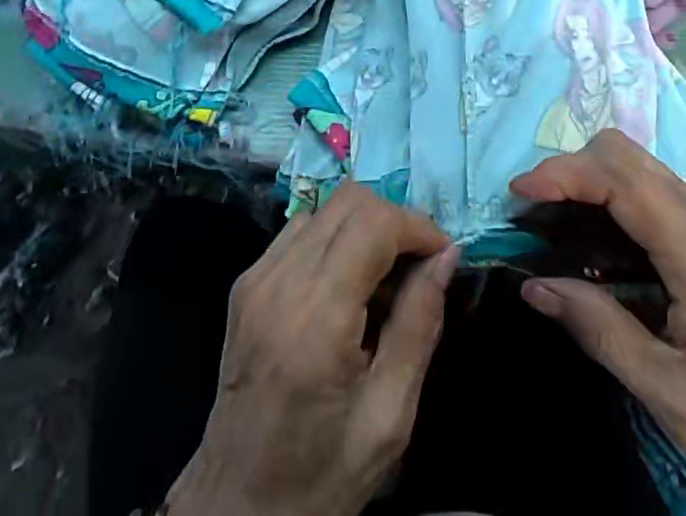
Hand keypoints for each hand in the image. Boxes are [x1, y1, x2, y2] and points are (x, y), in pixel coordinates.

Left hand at [167, 183, 459, 515]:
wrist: (238, 502)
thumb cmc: (323, 471)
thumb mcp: (390, 412)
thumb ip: (419, 323)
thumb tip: (447, 257)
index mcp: (316, 316)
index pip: (372, 222)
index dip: (417, 226)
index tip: (444, 256)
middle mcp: (278, 281)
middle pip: (346, 200)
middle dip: (394, 221)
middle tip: (419, 267)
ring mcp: (255, 278)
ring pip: (322, 210)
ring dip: (363, 229)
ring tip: (383, 284)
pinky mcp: (245, 284)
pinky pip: (298, 234)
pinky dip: (333, 241)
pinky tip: (346, 287)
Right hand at [511, 132, 685, 515]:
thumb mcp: (674, 395)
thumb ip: (600, 331)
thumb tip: (534, 285)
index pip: (620, 179)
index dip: (561, 173)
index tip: (517, 194)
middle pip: (623, 153)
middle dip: (567, 170)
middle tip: (531, 217)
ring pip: (637, 164)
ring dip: (587, 182)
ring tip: (553, 229)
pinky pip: (654, 188)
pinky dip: (613, 196)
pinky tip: (599, 243)